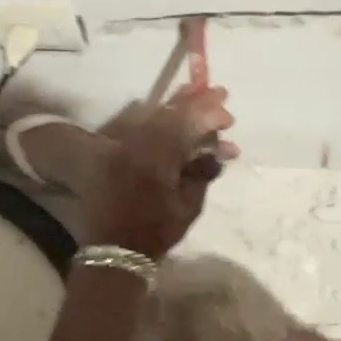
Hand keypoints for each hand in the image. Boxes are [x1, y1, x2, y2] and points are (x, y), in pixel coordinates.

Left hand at [77, 85, 236, 256]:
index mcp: (157, 156)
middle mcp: (137, 142)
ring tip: (195, 91)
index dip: (210, 115)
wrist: (115, 249)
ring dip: (176, 104)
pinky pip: (136, 122)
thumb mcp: (190, 205)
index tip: (228, 118)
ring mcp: (121, 144)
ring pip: (153, 113)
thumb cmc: (157, 231)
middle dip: (196, 101)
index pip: (188, 122)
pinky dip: (155, 116)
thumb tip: (217, 151)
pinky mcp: (111, 149)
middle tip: (219, 92)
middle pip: (170, 112)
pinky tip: (167, 111)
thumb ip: (203, 172)